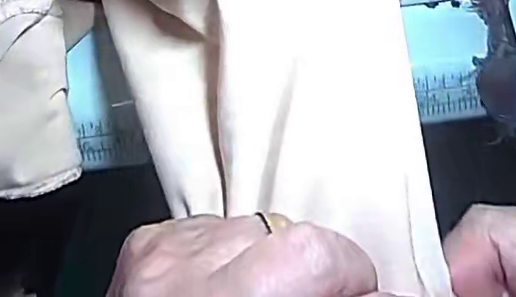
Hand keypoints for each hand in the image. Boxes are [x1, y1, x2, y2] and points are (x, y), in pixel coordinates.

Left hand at [108, 214, 386, 296]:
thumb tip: (371, 292)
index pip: (309, 251)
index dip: (349, 270)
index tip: (360, 290)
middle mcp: (186, 273)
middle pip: (282, 234)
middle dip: (305, 270)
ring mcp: (161, 253)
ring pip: (245, 226)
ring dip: (262, 260)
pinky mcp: (144, 243)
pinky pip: (207, 227)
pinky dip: (223, 256)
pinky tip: (217, 293)